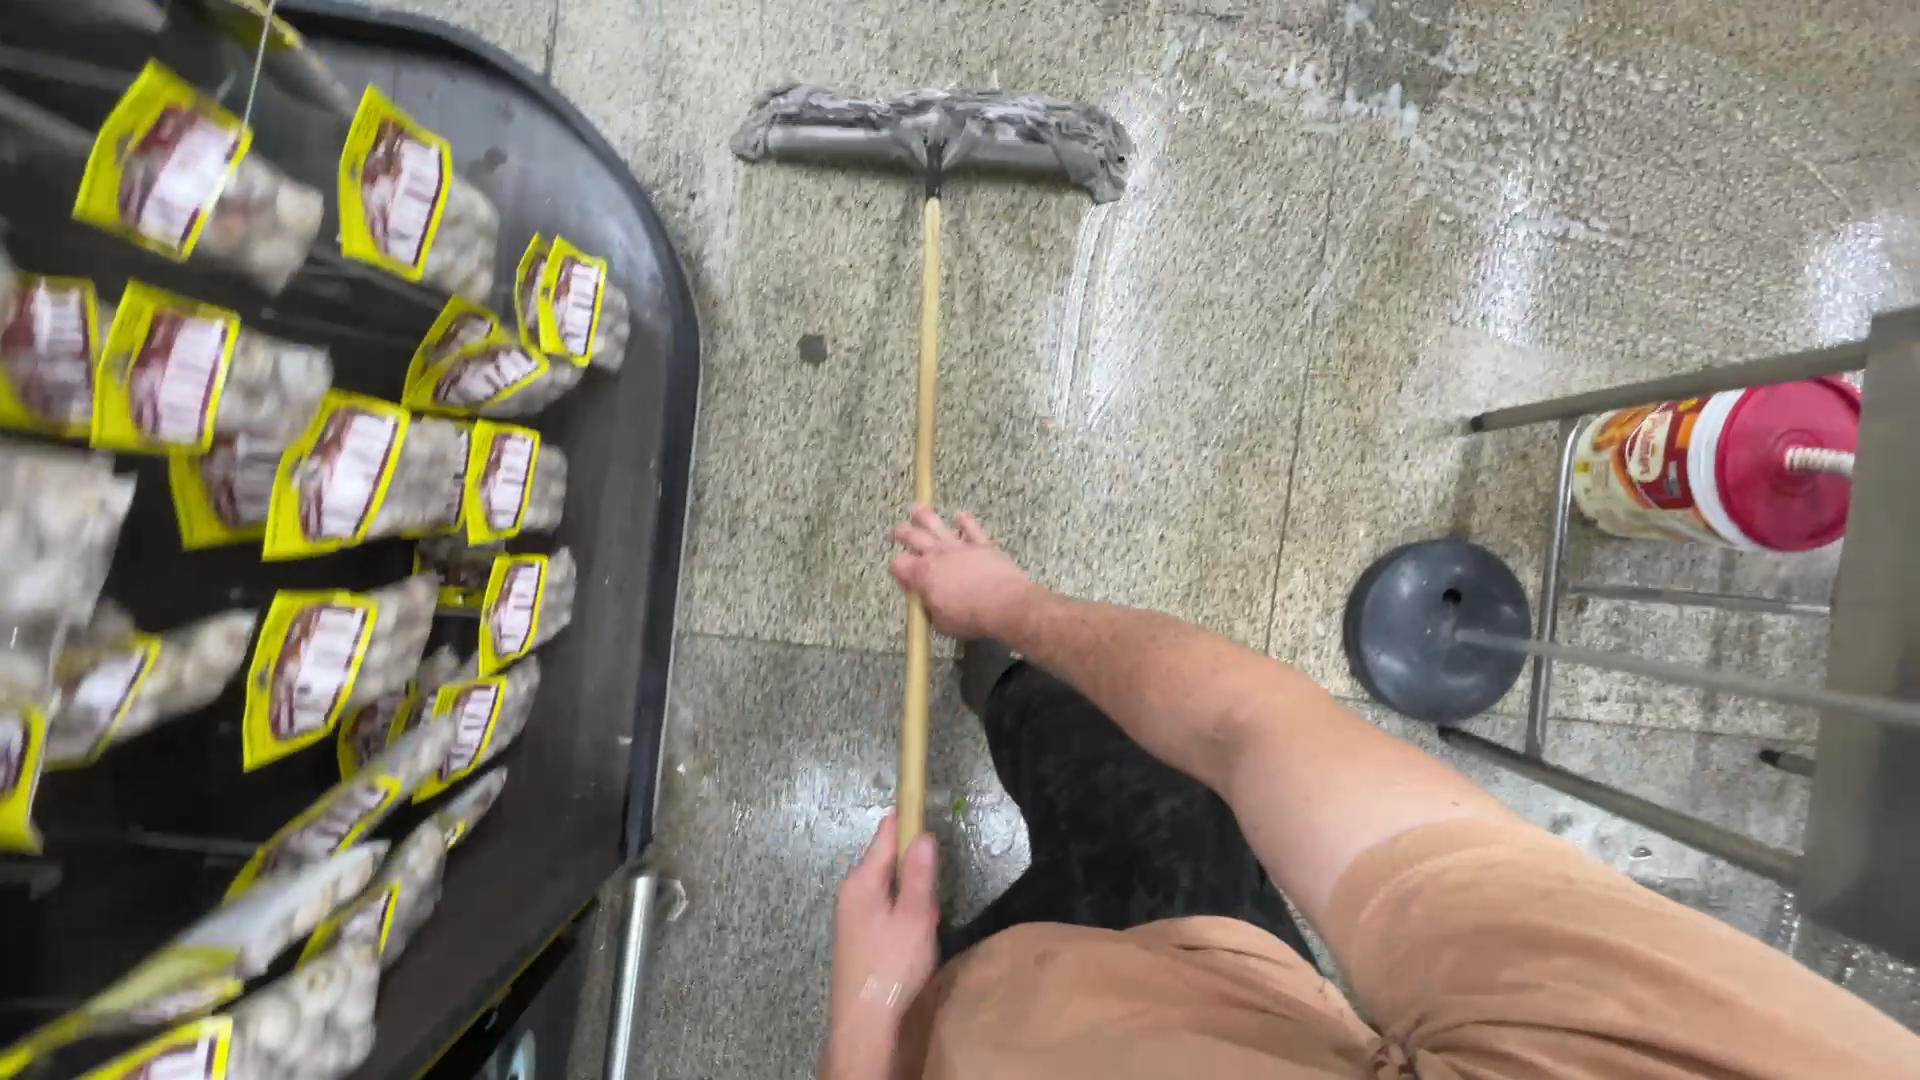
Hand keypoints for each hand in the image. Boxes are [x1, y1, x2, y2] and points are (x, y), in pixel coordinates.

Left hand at [823, 813, 938, 1079]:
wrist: (863, 1025)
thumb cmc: (891, 966)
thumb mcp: (916, 917)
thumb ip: (921, 874)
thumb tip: (924, 833)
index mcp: (863, 879)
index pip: (887, 832)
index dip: (908, 817)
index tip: (927, 806)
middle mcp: (851, 890)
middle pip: (887, 859)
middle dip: (913, 866)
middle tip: (933, 893)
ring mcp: (850, 913)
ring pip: (886, 886)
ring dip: (909, 893)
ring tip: (925, 922)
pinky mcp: (855, 935)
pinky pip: (882, 907)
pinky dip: (900, 911)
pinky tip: (911, 938)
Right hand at [889, 505, 1036, 639]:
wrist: (1005, 604)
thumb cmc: (970, 617)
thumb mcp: (939, 621)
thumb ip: (926, 606)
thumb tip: (921, 597)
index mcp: (923, 575)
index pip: (898, 564)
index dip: (897, 569)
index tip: (902, 576)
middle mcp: (937, 555)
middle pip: (912, 537)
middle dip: (902, 533)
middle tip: (897, 531)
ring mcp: (959, 546)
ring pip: (936, 525)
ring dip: (924, 516)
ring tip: (916, 508)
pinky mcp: (981, 544)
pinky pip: (970, 527)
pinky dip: (964, 520)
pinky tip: (959, 515)